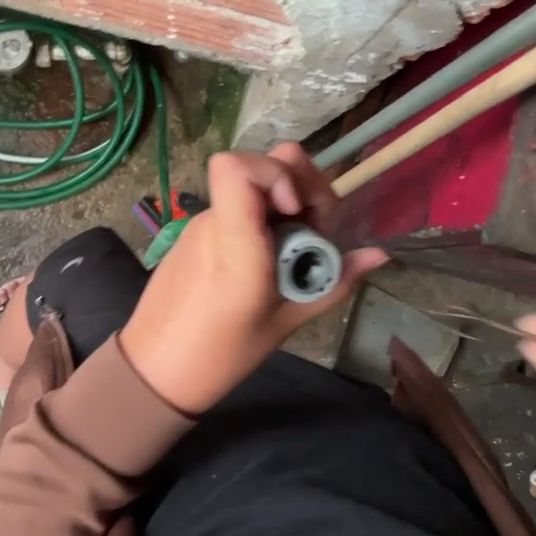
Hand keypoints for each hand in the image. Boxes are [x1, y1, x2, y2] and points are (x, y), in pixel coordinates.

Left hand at [119, 144, 386, 414]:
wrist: (156, 371)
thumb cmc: (221, 355)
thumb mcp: (285, 322)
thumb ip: (332, 282)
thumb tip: (379, 255)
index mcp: (235, 243)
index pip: (238, 167)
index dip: (277, 175)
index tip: (297, 212)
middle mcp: (216, 222)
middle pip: (263, 163)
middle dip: (302, 187)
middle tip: (317, 231)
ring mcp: (202, 224)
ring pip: (254, 187)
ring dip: (286, 205)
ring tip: (298, 250)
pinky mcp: (196, 234)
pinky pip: (238, 208)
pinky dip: (264, 219)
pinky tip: (271, 259)